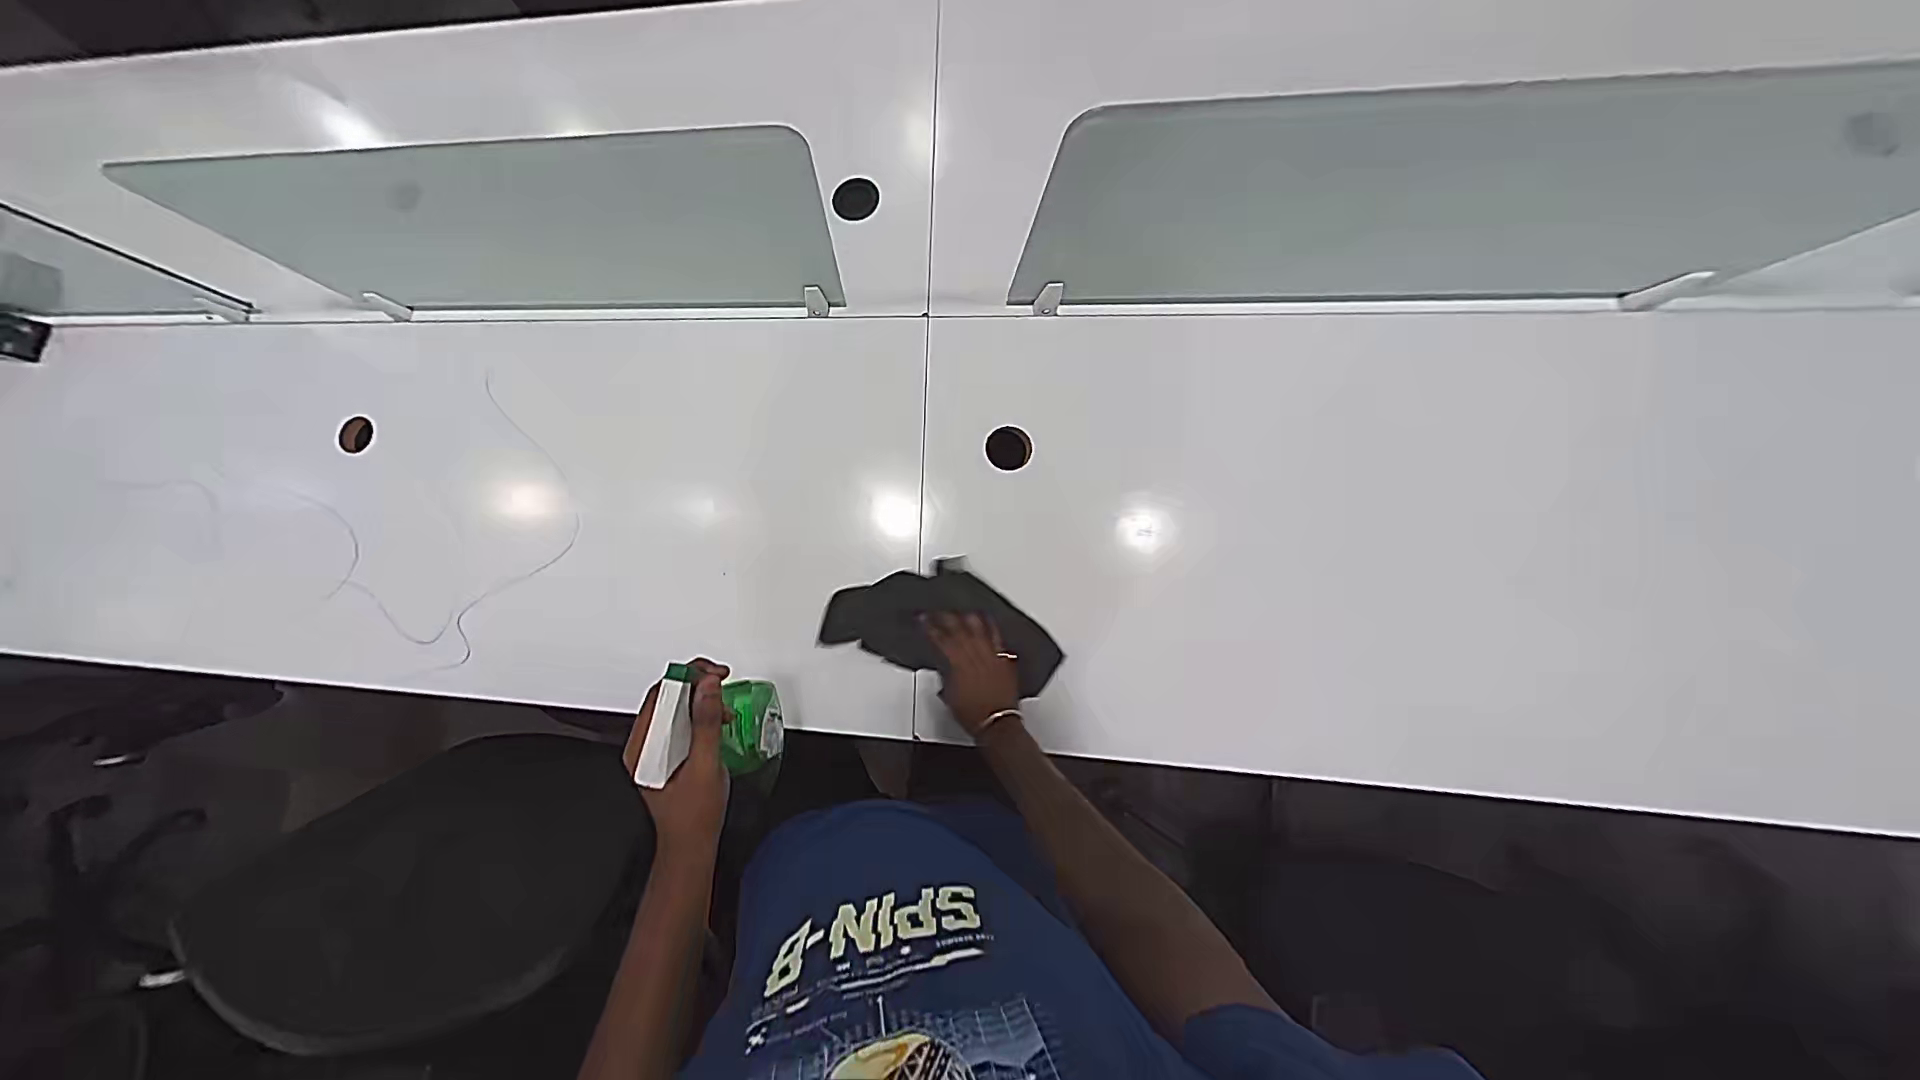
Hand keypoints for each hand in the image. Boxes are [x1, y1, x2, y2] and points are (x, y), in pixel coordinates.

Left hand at [623, 657, 730, 854]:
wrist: (692, 844)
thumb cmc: (694, 815)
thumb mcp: (706, 765)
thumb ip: (706, 724)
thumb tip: (707, 688)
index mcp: (643, 749)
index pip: (660, 695)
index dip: (687, 676)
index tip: (712, 672)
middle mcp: (644, 747)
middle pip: (666, 697)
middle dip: (696, 683)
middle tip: (720, 678)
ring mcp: (655, 750)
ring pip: (674, 707)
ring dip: (701, 699)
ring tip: (722, 707)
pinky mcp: (668, 753)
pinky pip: (681, 721)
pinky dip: (701, 714)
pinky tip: (716, 721)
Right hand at [923, 613, 1021, 739]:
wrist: (996, 723)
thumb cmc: (972, 714)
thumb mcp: (949, 695)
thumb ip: (946, 675)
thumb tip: (944, 665)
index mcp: (957, 665)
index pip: (940, 639)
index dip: (930, 627)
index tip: (923, 618)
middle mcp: (974, 657)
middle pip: (958, 629)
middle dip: (945, 617)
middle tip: (938, 611)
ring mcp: (990, 656)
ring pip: (978, 629)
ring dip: (967, 617)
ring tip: (961, 610)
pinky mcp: (1003, 659)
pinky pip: (997, 637)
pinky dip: (991, 626)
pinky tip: (987, 618)